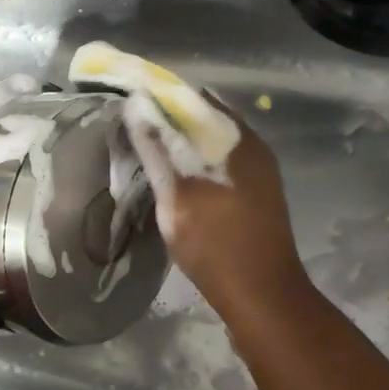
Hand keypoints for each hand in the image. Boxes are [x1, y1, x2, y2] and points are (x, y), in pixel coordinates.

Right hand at [123, 95, 307, 311]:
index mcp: (239, 141)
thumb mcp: (177, 195)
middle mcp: (253, 148)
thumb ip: (157, 151)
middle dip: (169, 118)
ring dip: (180, 141)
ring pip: (211, 143)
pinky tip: (171, 174)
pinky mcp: (252, 194)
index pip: (196, 100)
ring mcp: (256, 173)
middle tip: (131, 124)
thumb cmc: (215, 242)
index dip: (162, 97)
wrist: (259, 293)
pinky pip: (217, 162)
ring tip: (144, 146)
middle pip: (206, 120)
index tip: (129, 100)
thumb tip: (136, 108)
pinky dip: (192, 160)